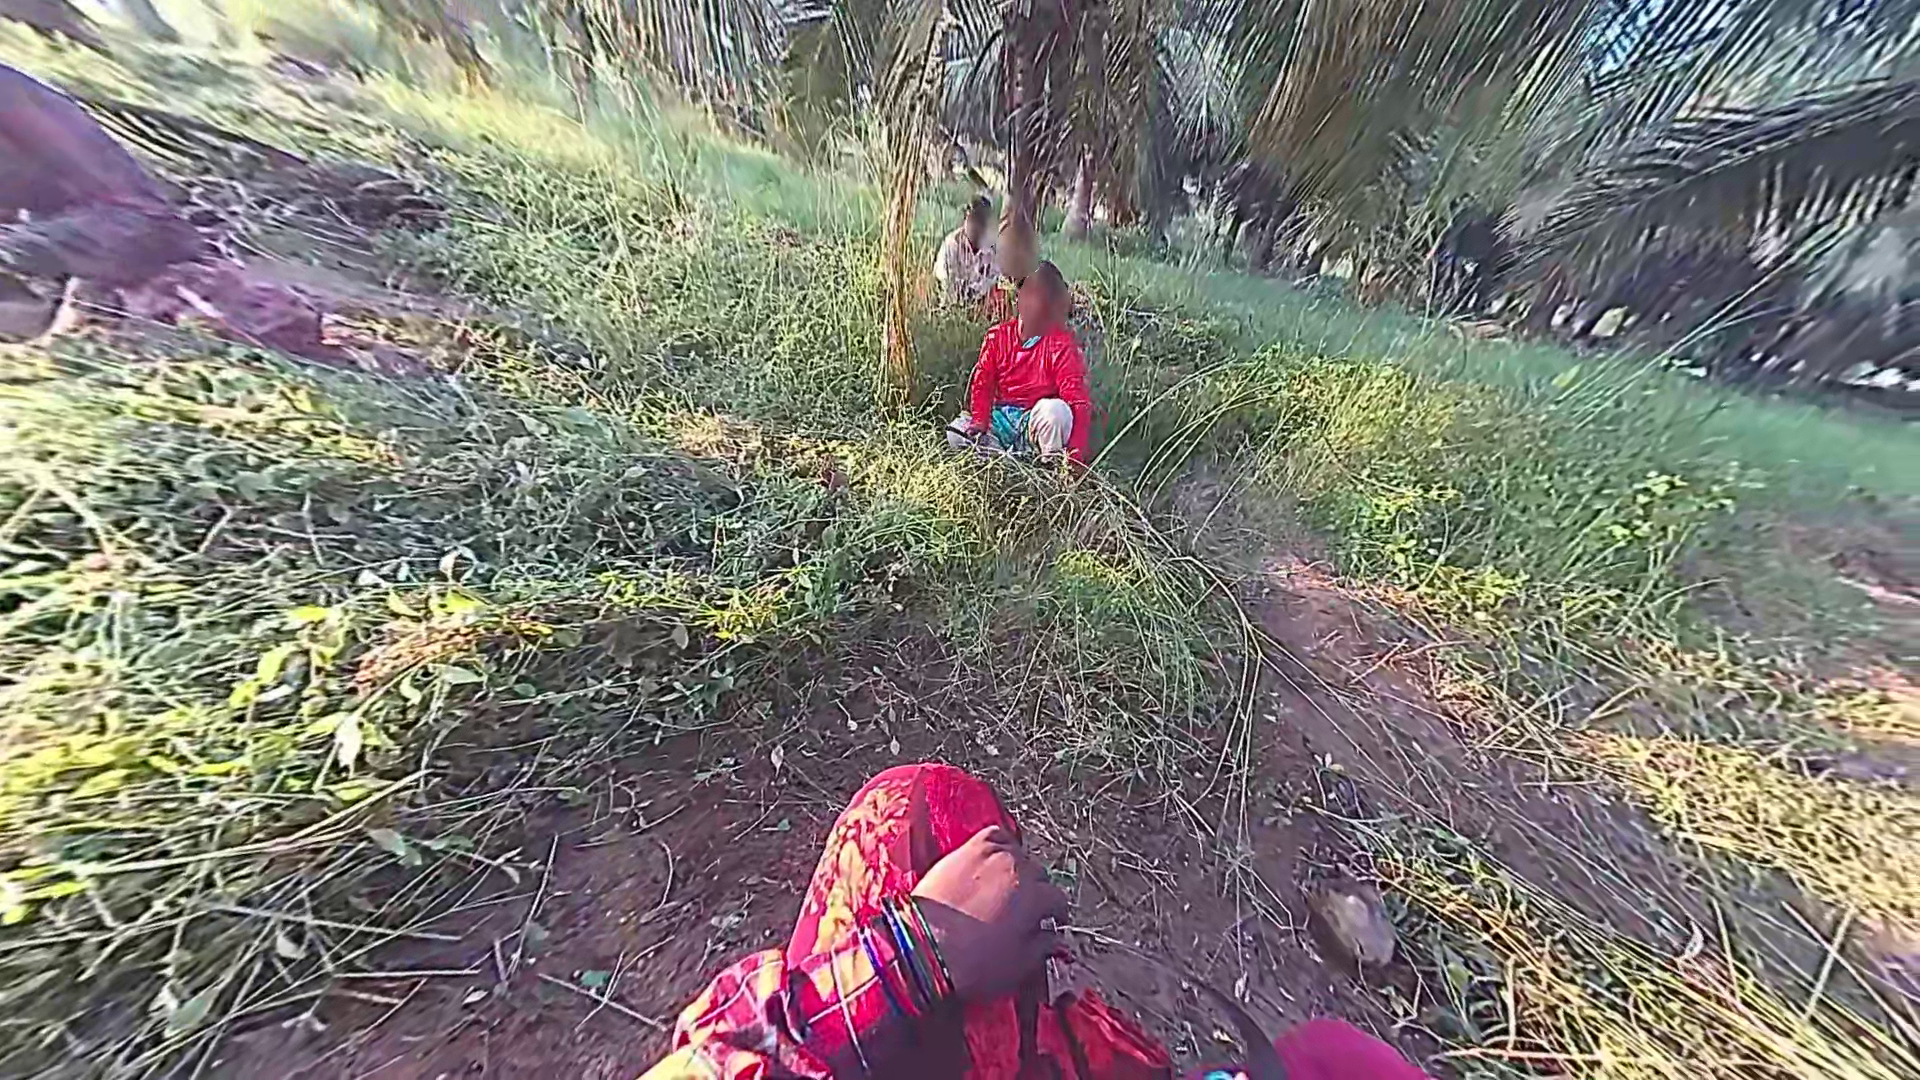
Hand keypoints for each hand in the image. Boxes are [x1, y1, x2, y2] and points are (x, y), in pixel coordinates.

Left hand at [910, 825, 1067, 1002]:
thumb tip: (1052, 938)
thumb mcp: (1019, 967)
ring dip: (1018, 868)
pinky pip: (994, 835)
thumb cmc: (971, 962)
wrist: (925, 945)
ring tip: (1008, 886)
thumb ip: (1043, 947)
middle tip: (1024, 911)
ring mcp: (993, 853)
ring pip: (1018, 853)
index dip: (1055, 914)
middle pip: (1038, 874)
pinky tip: (996, 859)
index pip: (1058, 898)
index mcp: (1035, 896)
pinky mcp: (970, 847)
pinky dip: (1000, 844)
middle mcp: (1017, 867)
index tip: (1049, 922)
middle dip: (1036, 892)